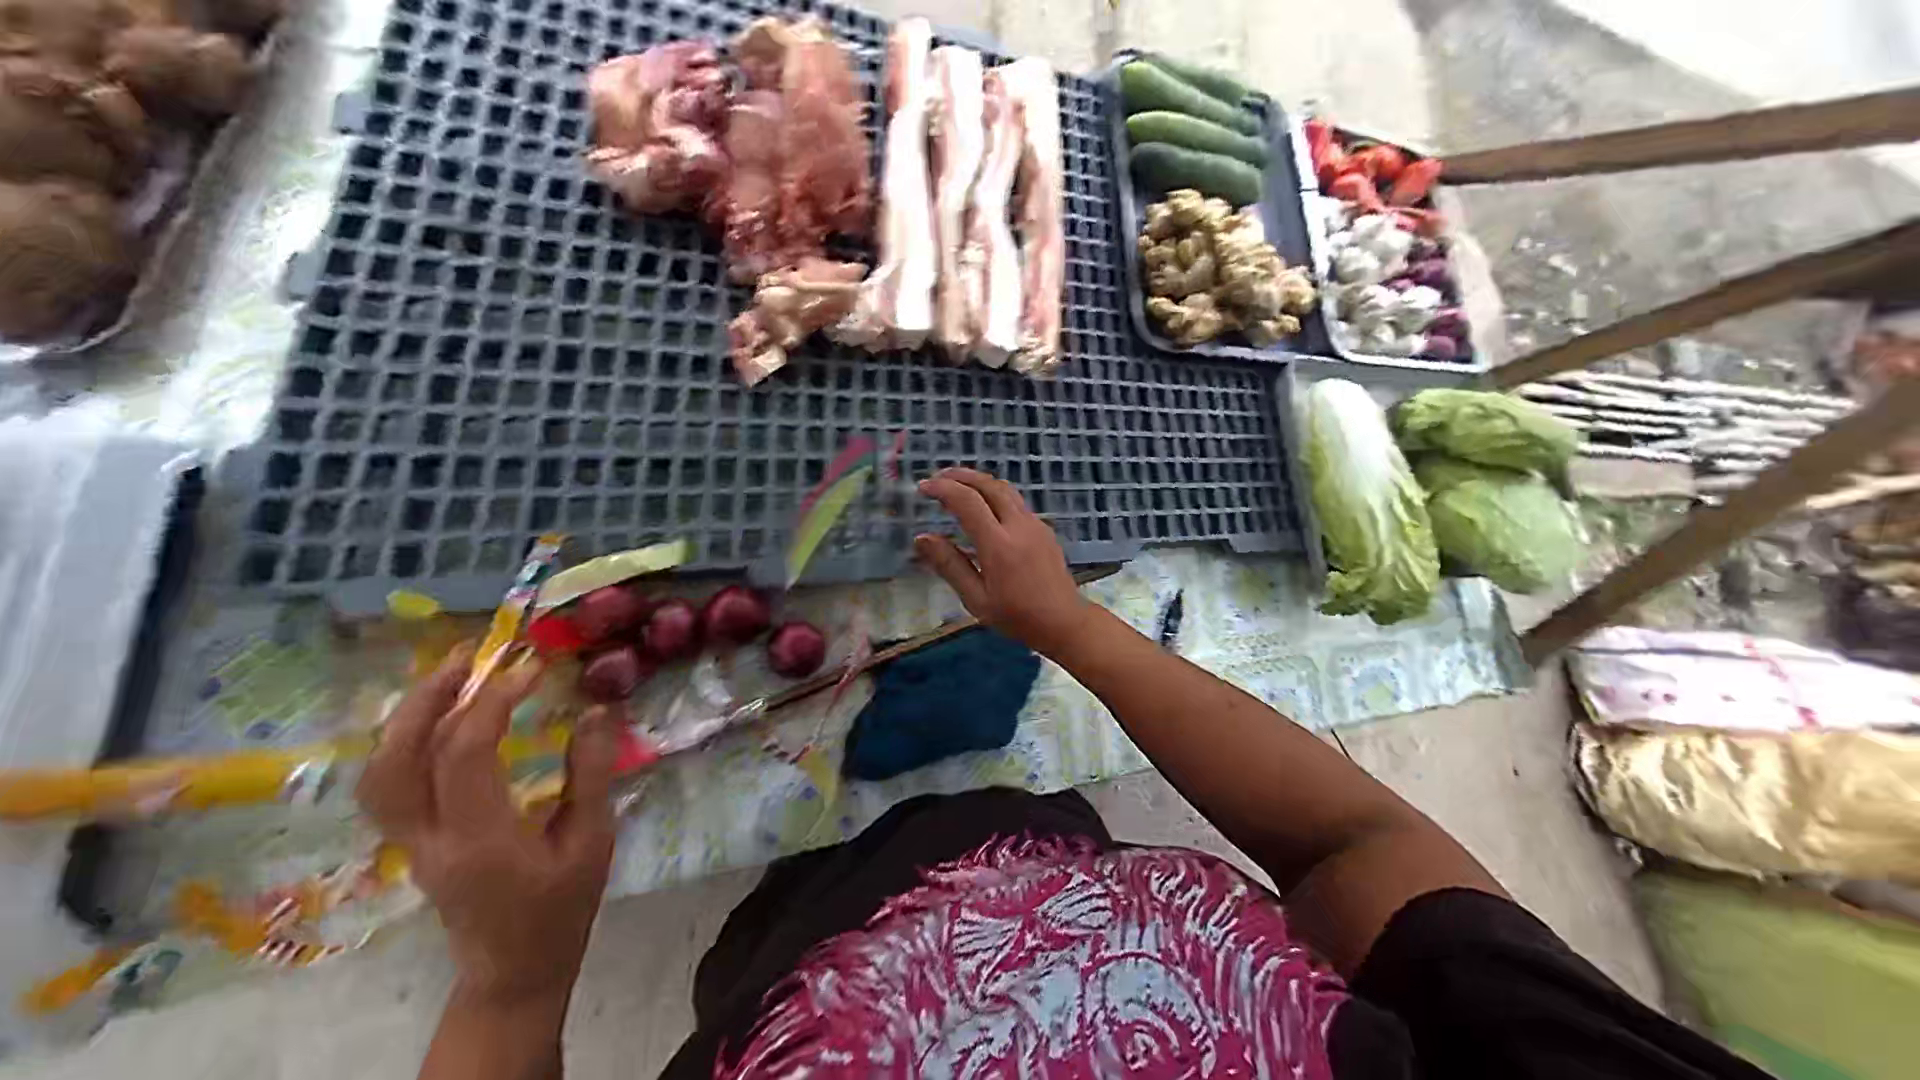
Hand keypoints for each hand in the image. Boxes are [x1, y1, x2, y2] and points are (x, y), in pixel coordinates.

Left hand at [357, 646, 618, 1005]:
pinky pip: (389, 781)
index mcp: (480, 838)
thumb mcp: (593, 839)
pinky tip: (438, 715)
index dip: (493, 702)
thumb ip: (591, 774)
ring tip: (451, 673)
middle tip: (472, 654)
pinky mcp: (411, 840)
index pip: (464, 756)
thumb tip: (597, 710)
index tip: (531, 668)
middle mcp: (430, 838)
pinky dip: (405, 738)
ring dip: (409, 714)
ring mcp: (411, 842)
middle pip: (397, 760)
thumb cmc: (562, 905)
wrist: (515, 966)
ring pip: (380, 771)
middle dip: (429, 697)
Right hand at [915, 467, 1095, 655]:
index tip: (923, 488)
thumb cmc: (1017, 616)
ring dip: (978, 481)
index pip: (967, 502)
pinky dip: (993, 494)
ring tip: (956, 484)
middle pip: (988, 485)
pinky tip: (983, 507)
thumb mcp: (976, 599)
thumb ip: (950, 565)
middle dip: (960, 476)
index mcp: (999, 545)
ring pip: (1005, 489)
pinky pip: (1015, 502)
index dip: (943, 489)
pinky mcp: (1043, 529)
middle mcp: (1018, 526)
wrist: (1064, 622)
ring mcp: (1035, 525)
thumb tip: (922, 538)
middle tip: (936, 478)